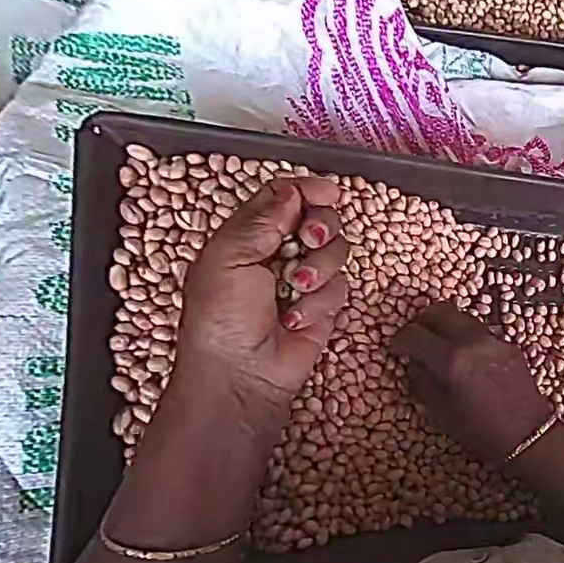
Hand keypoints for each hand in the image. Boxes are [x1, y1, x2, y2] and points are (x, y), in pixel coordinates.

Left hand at [171, 177, 349, 430]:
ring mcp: (306, 280)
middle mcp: (281, 253)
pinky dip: (320, 303)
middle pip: (320, 219)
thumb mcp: (229, 257)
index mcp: (250, 234)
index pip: (285, 197)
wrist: (242, 372)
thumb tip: (293, 191)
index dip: (307, 190)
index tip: (328, 191)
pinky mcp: (325, 306)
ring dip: (319, 269)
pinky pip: (341, 287)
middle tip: (309, 240)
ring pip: (337, 252)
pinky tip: (295, 320)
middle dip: (321, 227)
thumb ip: (263, 220)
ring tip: (295, 289)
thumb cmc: (221, 317)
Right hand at [388, 303, 554, 462]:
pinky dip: (466, 337)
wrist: (526, 434)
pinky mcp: (509, 345)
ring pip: (462, 317)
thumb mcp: (441, 412)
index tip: (396, 348)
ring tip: (439, 347)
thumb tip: (413, 362)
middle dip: (422, 322)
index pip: (414, 334)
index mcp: (452, 360)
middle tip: (416, 340)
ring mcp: (494, 340)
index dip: (399, 340)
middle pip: (439, 311)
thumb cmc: (479, 430)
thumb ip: (422, 381)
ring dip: (445, 326)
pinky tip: (465, 357)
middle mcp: (473, 342)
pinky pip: (480, 331)